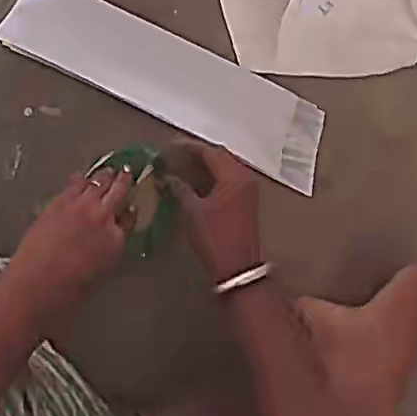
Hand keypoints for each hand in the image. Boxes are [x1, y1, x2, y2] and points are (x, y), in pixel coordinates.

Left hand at [4, 170, 131, 324]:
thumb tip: (104, 241)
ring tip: (108, 172)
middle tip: (127, 174)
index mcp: (115, 241)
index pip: (130, 218)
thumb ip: (106, 251)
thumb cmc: (65, 296)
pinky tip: (83, 179)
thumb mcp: (98, 275)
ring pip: (101, 180)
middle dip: (124, 181)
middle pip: (120, 189)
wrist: (33, 289)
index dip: (130, 210)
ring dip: (106, 176)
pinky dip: (83, 180)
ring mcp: (82, 205)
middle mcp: (103, 217)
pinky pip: (78, 182)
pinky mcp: (61, 200)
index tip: (130, 207)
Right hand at [164, 142, 263, 279]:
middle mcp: (243, 177)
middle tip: (178, 153)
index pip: (210, 152)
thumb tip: (168, 177)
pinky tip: (200, 178)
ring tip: (186, 163)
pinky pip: (230, 176)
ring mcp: (248, 188)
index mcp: (232, 176)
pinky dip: (215, 173)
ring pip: (226, 165)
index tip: (172, 146)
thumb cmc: (214, 238)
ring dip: (208, 162)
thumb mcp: (193, 212)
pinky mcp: (247, 199)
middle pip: (220, 155)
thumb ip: (180, 189)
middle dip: (199, 153)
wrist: (238, 270)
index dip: (190, 147)